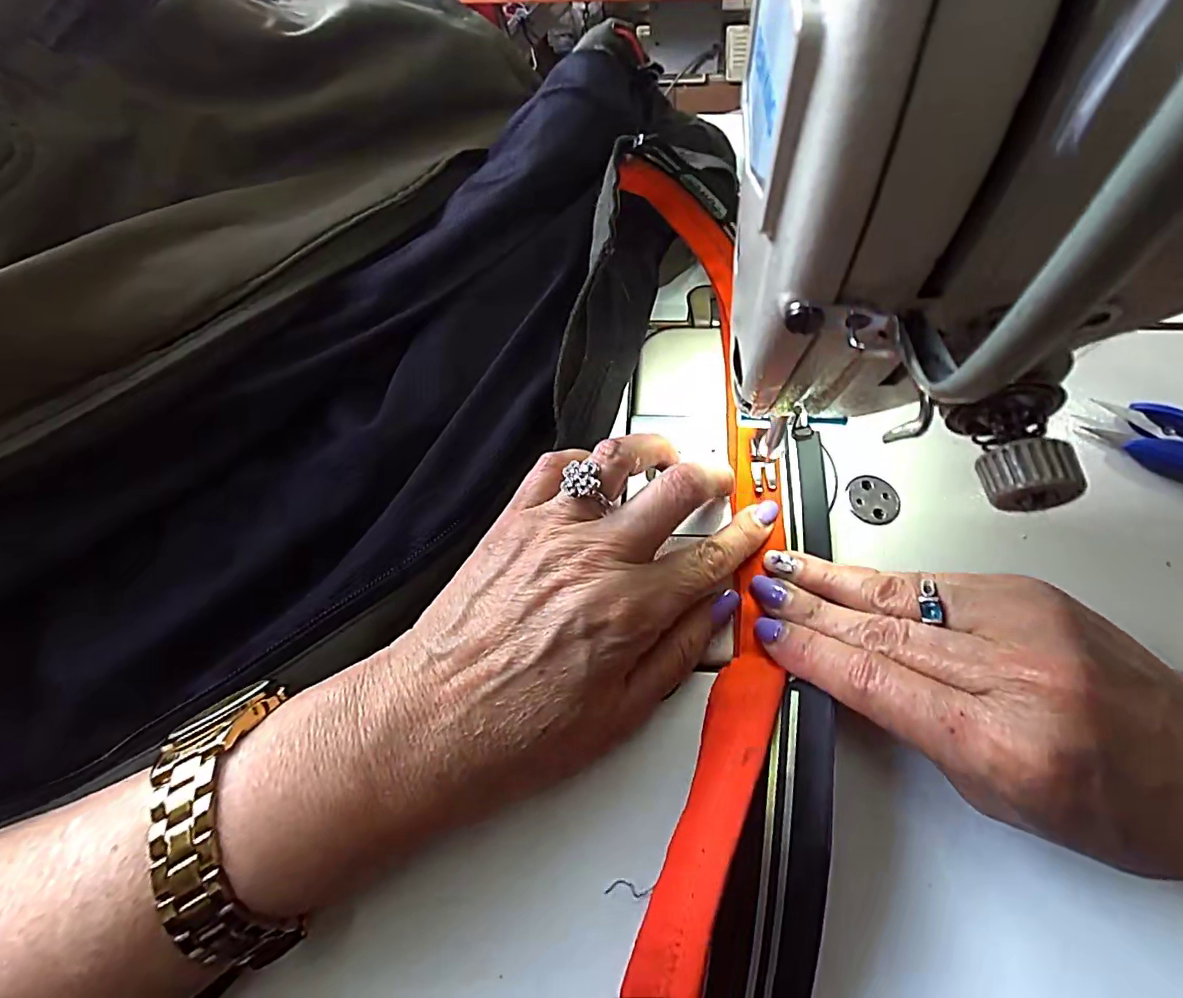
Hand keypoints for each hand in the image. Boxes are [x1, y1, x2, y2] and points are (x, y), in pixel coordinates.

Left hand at [368, 434, 775, 827]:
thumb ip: (678, 652)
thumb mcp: (621, 715)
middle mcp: (595, 559)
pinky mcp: (512, 524)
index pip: (710, 557)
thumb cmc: (515, 733)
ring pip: (615, 459)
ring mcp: (551, 533)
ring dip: (651, 449)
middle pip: (676, 487)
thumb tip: (714, 611)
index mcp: (630, 610)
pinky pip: (556, 466)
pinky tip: (596, 473)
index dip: (745, 534)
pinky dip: (585, 459)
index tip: (757, 521)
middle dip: (713, 475)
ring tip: (665, 456)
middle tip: (721, 479)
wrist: (425, 725)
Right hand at [748, 554, 1182, 882]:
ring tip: (792, 568)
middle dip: (814, 606)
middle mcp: (1015, 667)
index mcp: (1005, 740)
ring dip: (841, 582)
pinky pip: (941, 585)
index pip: (879, 682)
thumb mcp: (1002, 798)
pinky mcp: (1033, 592)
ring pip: (906, 595)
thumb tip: (861, 682)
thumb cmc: (1123, 806)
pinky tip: (854, 575)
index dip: (815, 654)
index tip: (775, 635)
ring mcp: (1028, 618)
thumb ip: (925, 732)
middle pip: (884, 629)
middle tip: (766, 587)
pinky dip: (888, 581)